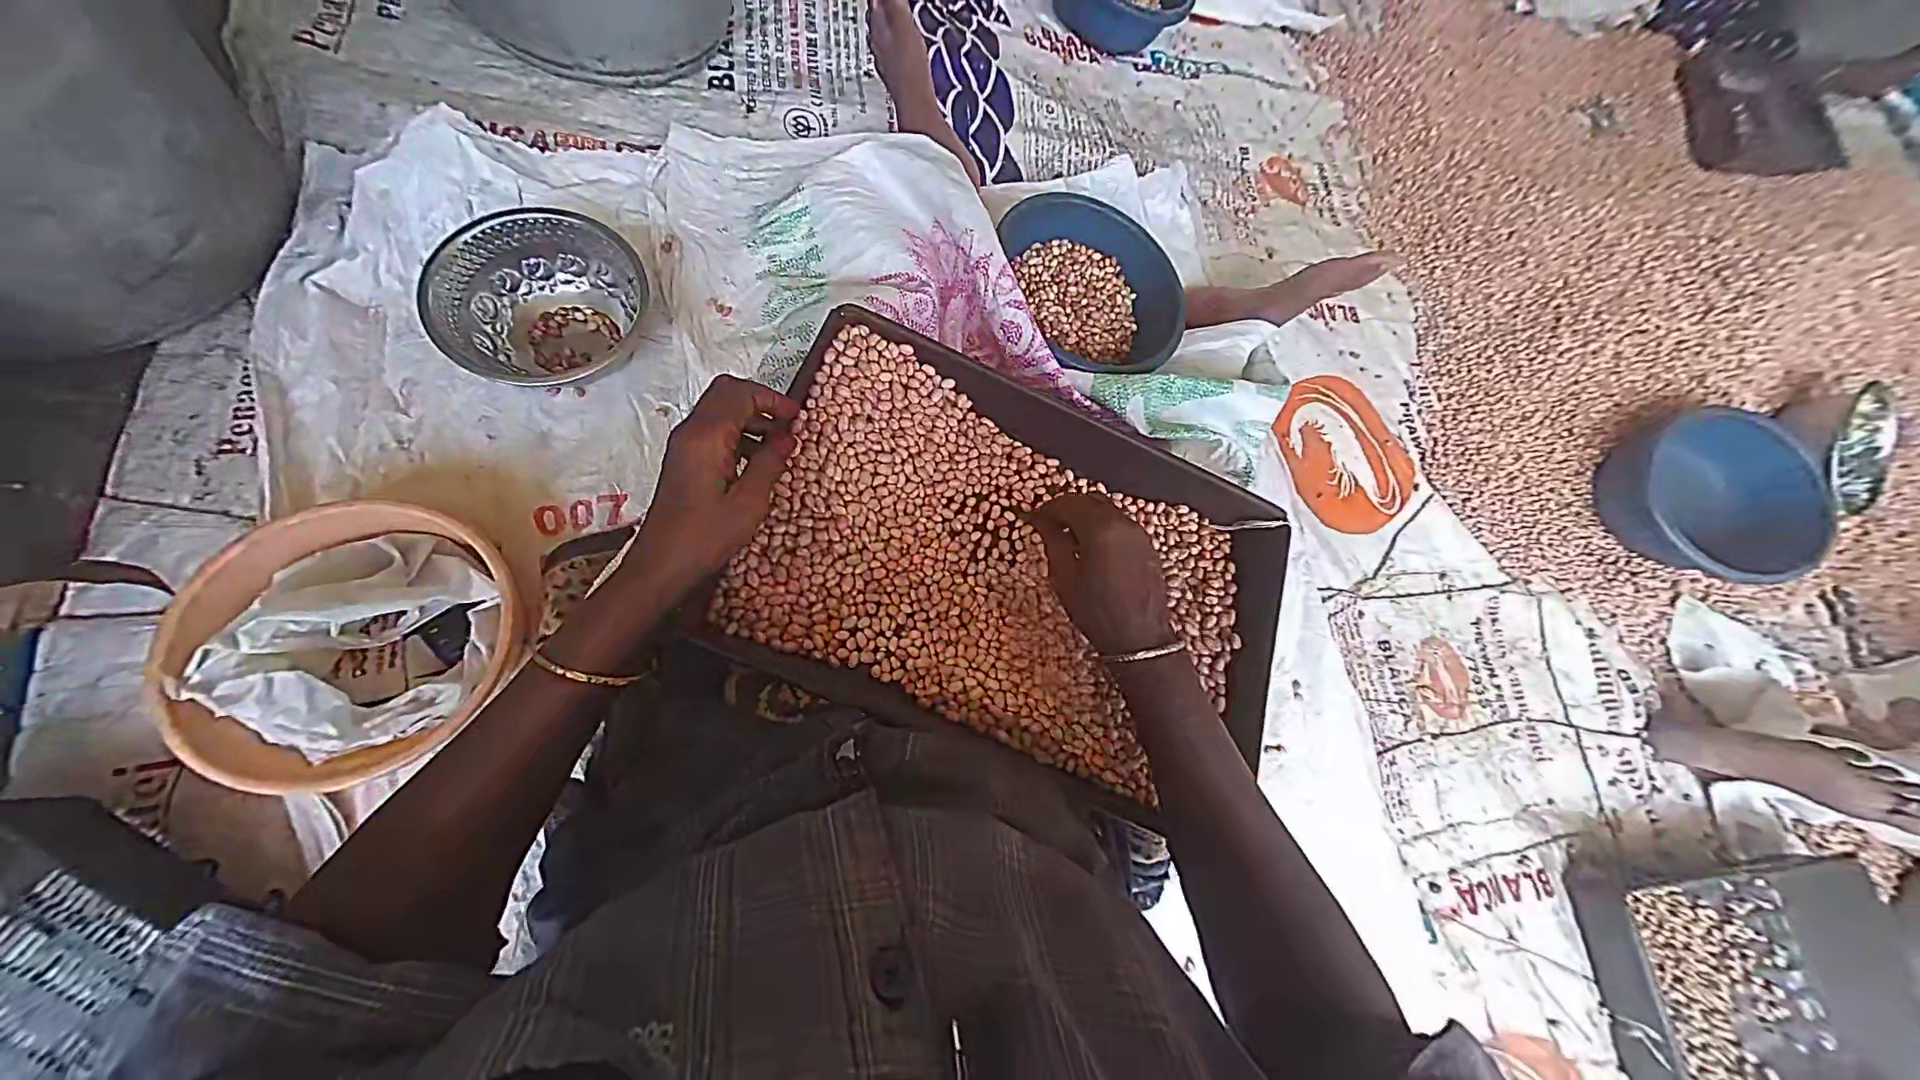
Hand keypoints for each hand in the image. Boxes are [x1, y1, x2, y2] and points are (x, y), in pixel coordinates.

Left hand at [622, 375, 798, 602]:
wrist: (662, 563)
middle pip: (726, 394)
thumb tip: (788, 437)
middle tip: (787, 423)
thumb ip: (770, 463)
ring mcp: (685, 445)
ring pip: (720, 412)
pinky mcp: (685, 460)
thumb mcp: (749, 502)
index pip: (740, 394)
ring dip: (751, 420)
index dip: (772, 398)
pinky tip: (757, 462)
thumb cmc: (705, 536)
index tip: (796, 416)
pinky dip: (739, 436)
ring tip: (778, 446)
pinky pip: (714, 433)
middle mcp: (691, 432)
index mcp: (706, 437)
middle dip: (760, 402)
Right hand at [1028, 493, 1174, 655]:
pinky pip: (1119, 523)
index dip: (1047, 508)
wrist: (1139, 637)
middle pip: (1089, 500)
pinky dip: (1101, 525)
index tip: (1034, 518)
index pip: (1068, 503)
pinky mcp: (1146, 545)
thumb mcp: (1065, 577)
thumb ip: (1054, 542)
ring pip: (1106, 509)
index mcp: (1100, 529)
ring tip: (1067, 534)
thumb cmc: (1096, 611)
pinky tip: (1090, 545)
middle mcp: (1122, 523)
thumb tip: (1043, 522)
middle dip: (1066, 507)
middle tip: (1048, 523)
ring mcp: (1138, 533)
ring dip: (1084, 514)